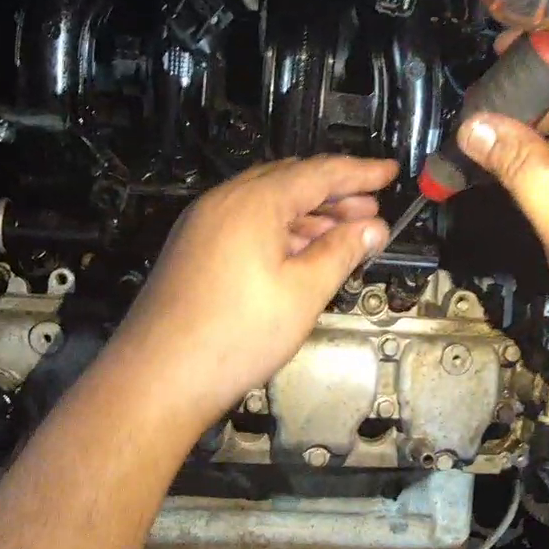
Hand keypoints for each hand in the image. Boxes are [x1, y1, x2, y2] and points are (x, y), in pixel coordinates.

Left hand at [103, 155, 398, 425]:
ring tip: (344, 235)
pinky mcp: (193, 250)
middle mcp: (223, 203)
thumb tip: (371, 228)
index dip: (359, 172)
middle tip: (370, 209)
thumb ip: (341, 252)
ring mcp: (203, 226)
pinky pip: (245, 225)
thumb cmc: (233, 335)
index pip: (319, 172)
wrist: (161, 376)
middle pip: (290, 182)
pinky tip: (300, 255)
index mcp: (253, 202)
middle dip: (334, 194)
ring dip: (308, 215)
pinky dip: (279, 232)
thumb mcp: (303, 292)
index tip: (387, 172)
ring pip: (266, 205)